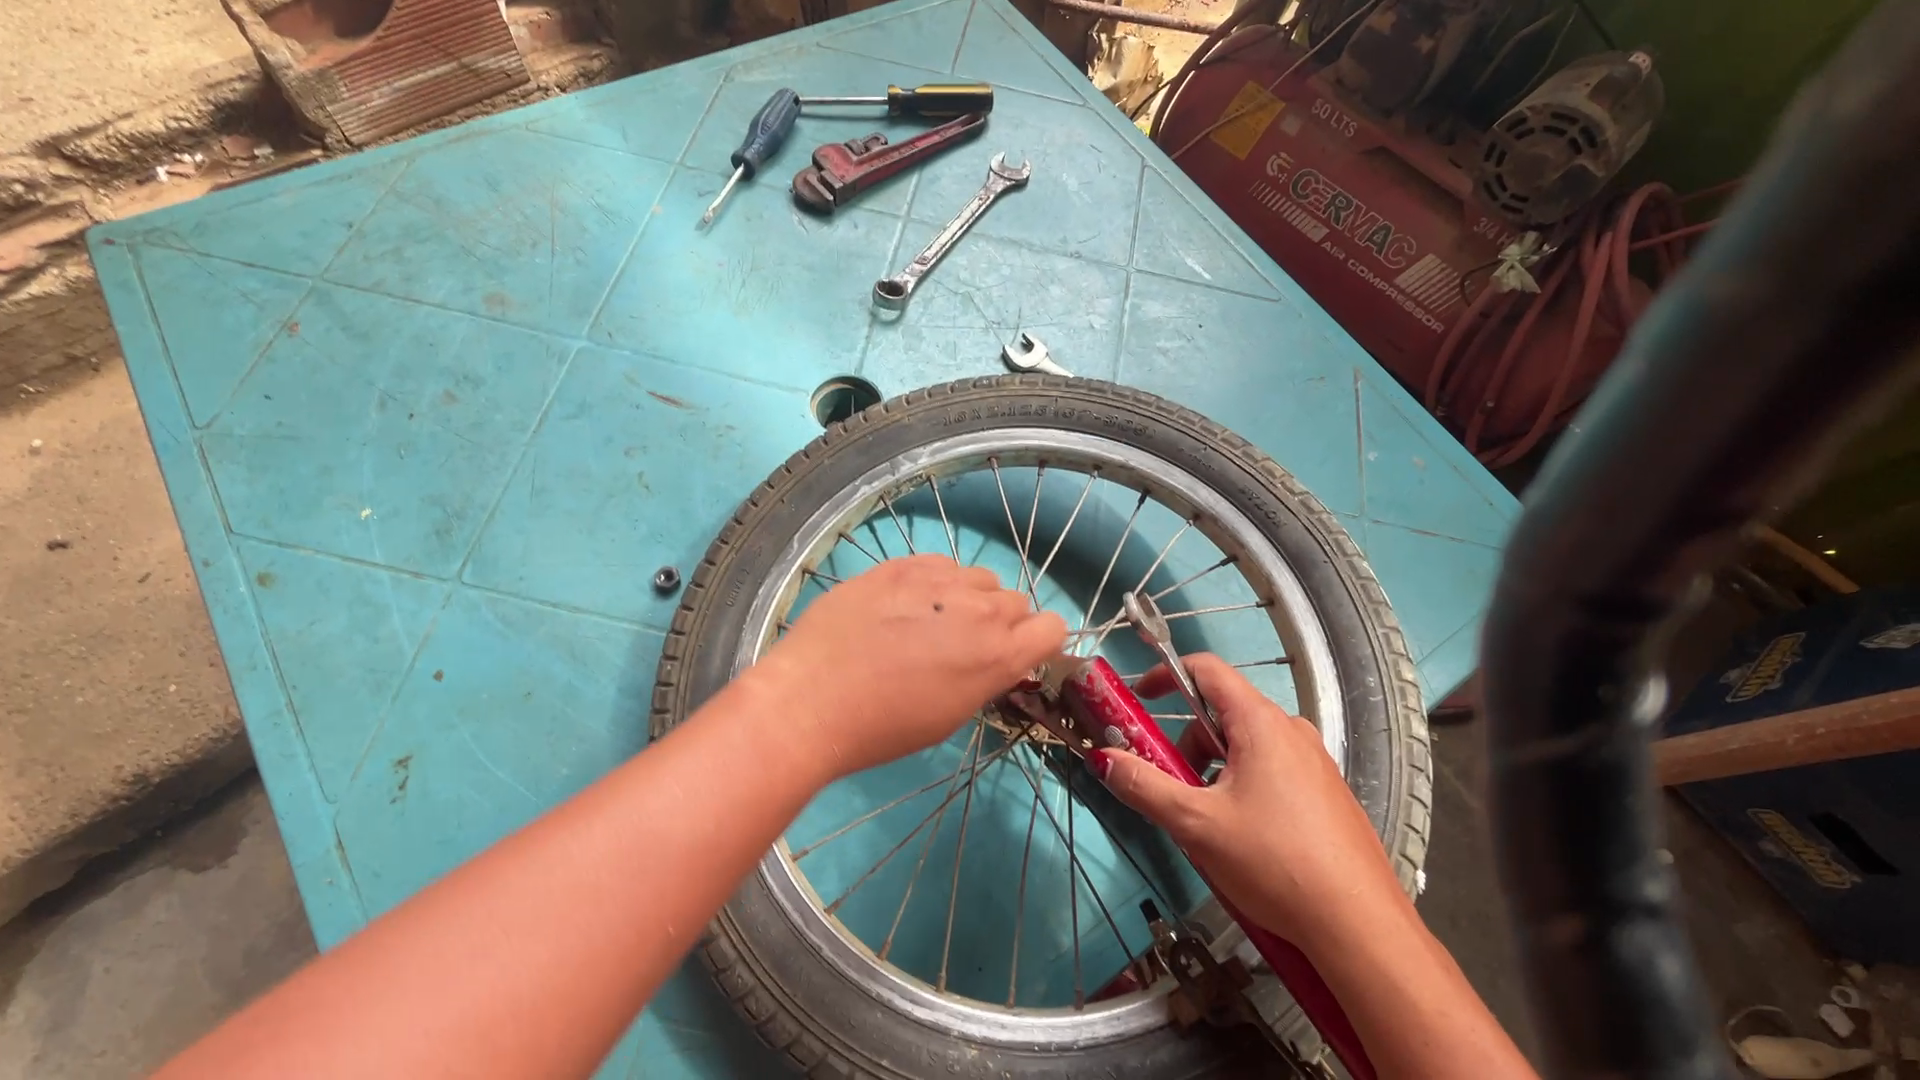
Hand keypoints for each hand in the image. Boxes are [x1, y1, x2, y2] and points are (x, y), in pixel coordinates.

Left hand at [748, 555, 1066, 781]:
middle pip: (1017, 600)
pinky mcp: (900, 565)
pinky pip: (939, 563)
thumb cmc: (883, 728)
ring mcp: (938, 581)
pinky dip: (933, 581)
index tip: (1016, 654)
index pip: (1053, 627)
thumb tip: (991, 659)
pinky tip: (903, 603)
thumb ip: (984, 677)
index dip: (1038, 641)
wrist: (811, 701)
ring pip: (978, 577)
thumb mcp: (950, 716)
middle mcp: (980, 610)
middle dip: (1001, 621)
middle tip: (963, 644)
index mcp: (999, 654)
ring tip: (930, 621)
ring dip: (967, 598)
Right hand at [1089, 654, 1407, 943]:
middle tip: (1167, 785)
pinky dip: (1241, 787)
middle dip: (1186, 743)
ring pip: (1246, 747)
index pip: (1207, 669)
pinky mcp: (1327, 795)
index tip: (1138, 700)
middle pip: (1222, 714)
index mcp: (1261, 723)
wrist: (1359, 926)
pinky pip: (1271, 772)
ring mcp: (1315, 763)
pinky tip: (1241, 837)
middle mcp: (1291, 731)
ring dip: (1212, 771)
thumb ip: (1144, 786)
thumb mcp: (1196, 824)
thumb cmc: (1273, 862)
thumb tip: (1102, 758)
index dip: (1165, 675)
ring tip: (1204, 822)